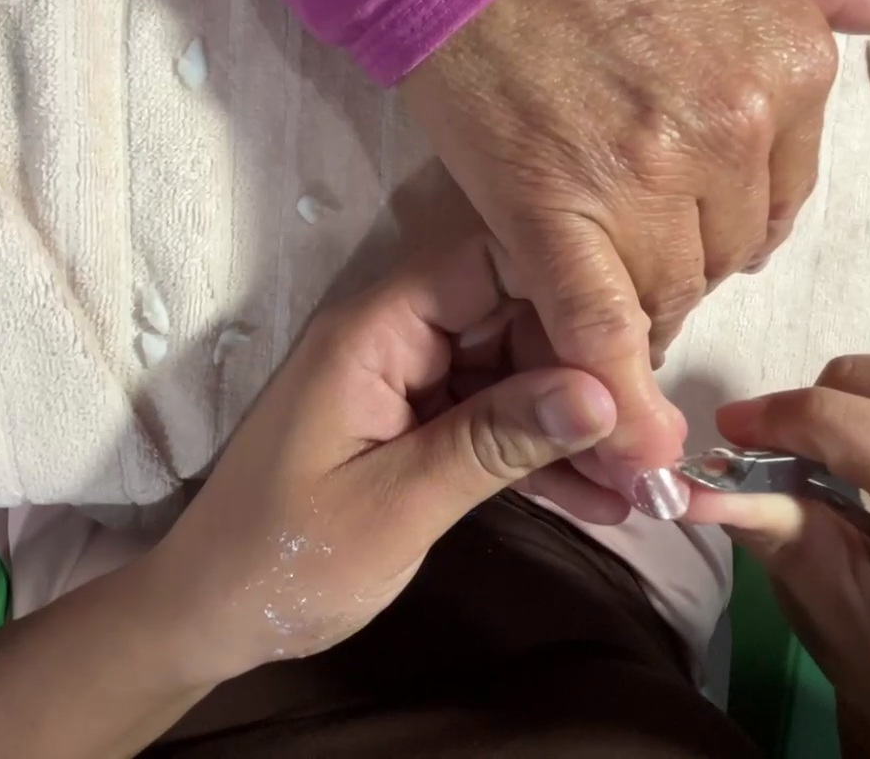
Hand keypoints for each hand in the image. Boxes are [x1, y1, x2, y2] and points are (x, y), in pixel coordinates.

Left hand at [133, 239, 618, 683]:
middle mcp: (394, 337)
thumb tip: (601, 392)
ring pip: (511, 373)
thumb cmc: (287, 557)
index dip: (567, 293)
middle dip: (585, 377)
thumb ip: (494, 441)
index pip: (487, 261)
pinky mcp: (416, 421)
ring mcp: (407, 379)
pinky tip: (598, 501)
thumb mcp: (395, 503)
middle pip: (510, 317)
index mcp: (375, 329)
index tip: (641, 357)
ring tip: (642, 488)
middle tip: (653, 450)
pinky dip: (537, 454)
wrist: (216, 609)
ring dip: (573, 425)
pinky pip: (491, 418)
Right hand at [400, 0, 869, 500]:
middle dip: (676, 263)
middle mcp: (733, 135)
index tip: (671, 230)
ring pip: (661, 291)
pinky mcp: (554, 214)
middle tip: (617, 253)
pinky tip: (625, 443)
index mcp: (788, 71)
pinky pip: (596, 320)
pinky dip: (612, 387)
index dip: (716, 223)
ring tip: (585, 290)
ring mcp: (646, 182)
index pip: (770, 201)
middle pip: (717, 255)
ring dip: (633, 302)